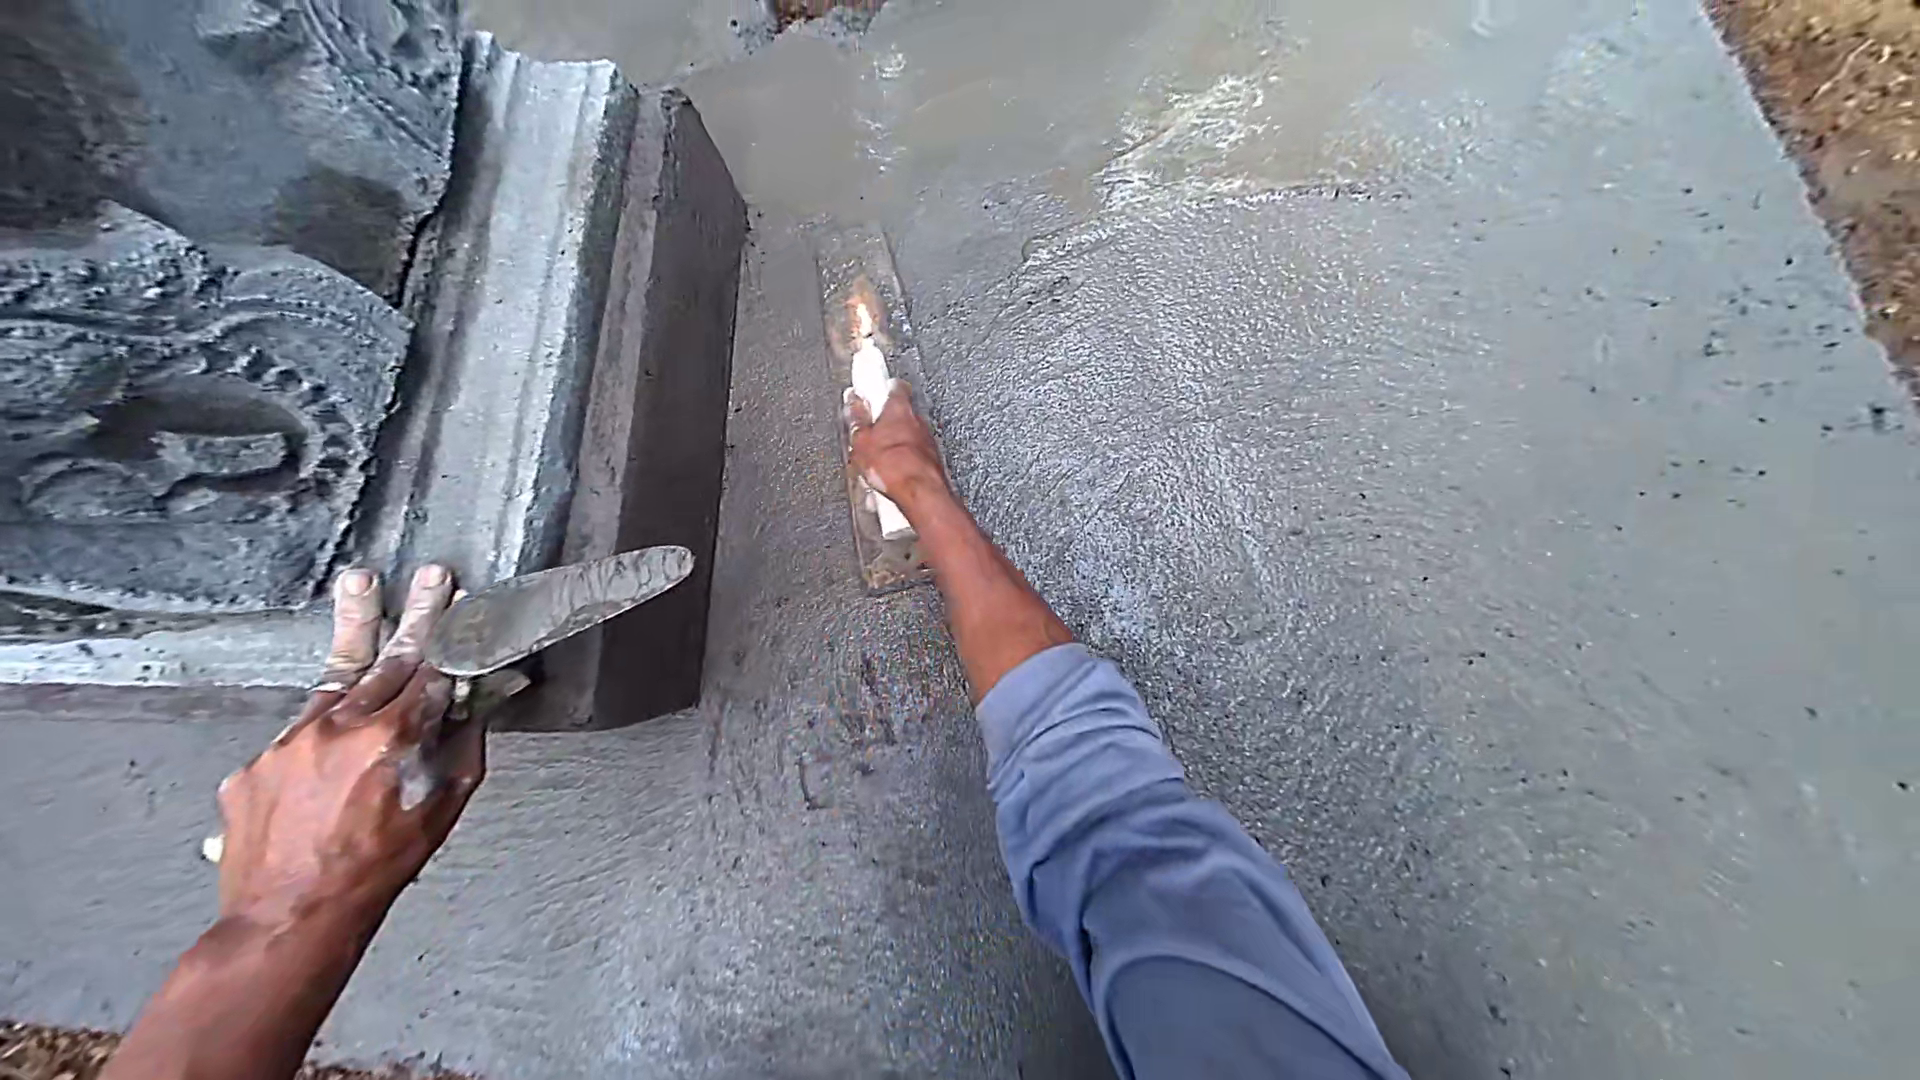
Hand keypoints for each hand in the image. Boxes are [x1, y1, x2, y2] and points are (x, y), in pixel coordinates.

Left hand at [214, 564, 481, 932]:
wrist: (292, 911)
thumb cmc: (385, 857)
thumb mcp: (448, 796)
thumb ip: (467, 737)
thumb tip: (485, 696)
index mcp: (392, 737)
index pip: (437, 672)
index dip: (458, 639)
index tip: (471, 606)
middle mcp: (337, 729)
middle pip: (390, 658)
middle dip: (420, 613)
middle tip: (435, 575)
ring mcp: (289, 742)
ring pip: (338, 676)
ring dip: (359, 629)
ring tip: (362, 585)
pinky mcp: (256, 760)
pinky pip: (304, 723)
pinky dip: (331, 712)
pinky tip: (343, 716)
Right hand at [846, 379, 949, 513]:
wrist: (920, 492)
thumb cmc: (894, 466)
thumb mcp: (861, 442)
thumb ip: (857, 419)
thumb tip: (853, 403)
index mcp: (900, 408)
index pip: (896, 387)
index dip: (886, 388)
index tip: (877, 392)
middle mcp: (919, 421)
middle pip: (903, 413)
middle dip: (889, 422)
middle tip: (872, 434)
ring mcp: (929, 441)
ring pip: (910, 436)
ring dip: (897, 444)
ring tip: (881, 460)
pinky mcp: (933, 461)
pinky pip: (916, 456)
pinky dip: (906, 462)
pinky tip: (894, 474)